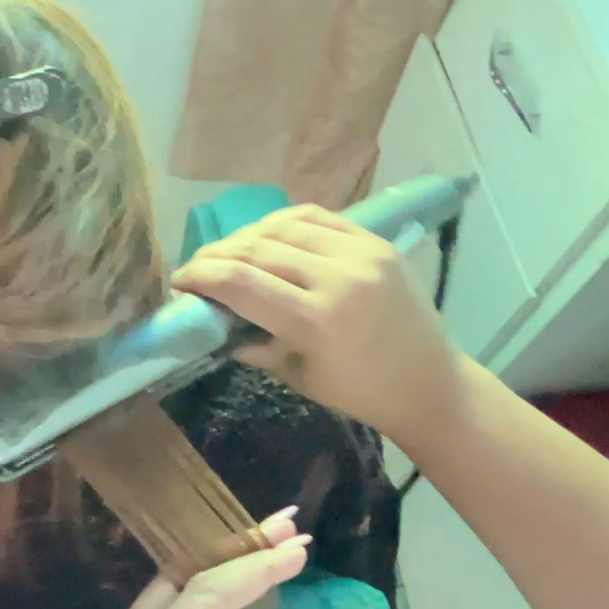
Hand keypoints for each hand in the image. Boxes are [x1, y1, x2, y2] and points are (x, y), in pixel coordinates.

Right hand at [173, 204, 464, 445]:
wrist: (430, 382)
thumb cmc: (356, 392)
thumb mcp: (292, 374)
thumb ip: (248, 341)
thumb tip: (207, 318)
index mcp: (317, 321)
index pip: (239, 282)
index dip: (198, 277)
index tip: (178, 283)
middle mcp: (339, 278)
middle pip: (254, 249)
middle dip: (213, 256)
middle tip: (193, 269)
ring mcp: (361, 254)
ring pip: (280, 226)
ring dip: (242, 237)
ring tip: (225, 254)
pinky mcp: (374, 242)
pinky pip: (314, 217)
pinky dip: (278, 223)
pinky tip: (262, 237)